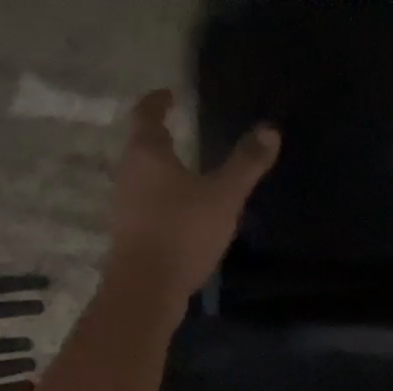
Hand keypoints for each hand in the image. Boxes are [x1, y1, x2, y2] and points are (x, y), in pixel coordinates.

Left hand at [103, 89, 280, 299]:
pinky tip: (180, 218)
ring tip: (185, 177)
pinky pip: (145, 212)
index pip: (146, 114)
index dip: (158, 101)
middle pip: (141, 150)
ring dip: (160, 177)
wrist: (145, 293)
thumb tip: (269, 130)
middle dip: (159, 141)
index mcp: (146, 155)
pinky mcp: (128, 240)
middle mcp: (127, 177)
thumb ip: (246, 164)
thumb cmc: (181, 233)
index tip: (169, 95)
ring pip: (141, 183)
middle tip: (181, 135)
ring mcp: (123, 211)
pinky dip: (161, 207)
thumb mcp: (223, 196)